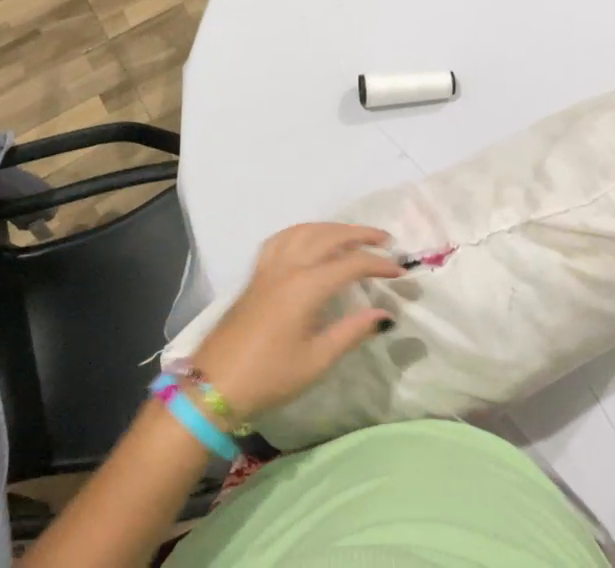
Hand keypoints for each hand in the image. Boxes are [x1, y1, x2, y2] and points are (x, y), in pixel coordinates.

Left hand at [190, 223, 402, 421]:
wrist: (214, 385)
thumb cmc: (269, 376)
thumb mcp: (316, 360)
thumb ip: (352, 331)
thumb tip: (384, 314)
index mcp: (305, 287)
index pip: (350, 264)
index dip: (378, 266)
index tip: (401, 273)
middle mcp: (287, 267)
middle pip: (328, 236)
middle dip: (359, 234)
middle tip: (385, 240)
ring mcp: (268, 268)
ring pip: (303, 231)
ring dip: (331, 228)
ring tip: (352, 235)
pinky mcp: (255, 275)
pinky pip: (282, 238)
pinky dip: (303, 231)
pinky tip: (309, 239)